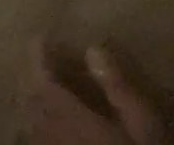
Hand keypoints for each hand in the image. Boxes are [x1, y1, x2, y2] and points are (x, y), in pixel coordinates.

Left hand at [22, 44, 164, 144]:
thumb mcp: (141, 123)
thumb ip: (116, 86)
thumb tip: (92, 49)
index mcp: (71, 118)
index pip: (42, 81)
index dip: (36, 58)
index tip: (39, 38)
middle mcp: (53, 135)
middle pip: (32, 101)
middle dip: (35, 77)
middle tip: (45, 61)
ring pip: (33, 122)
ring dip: (37, 100)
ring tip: (49, 87)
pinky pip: (39, 139)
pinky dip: (42, 124)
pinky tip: (57, 122)